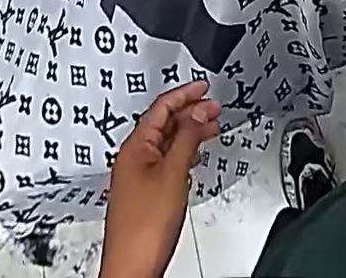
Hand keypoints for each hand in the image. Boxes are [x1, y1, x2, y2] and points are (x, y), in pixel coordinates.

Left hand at [100, 81, 220, 277]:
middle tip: (212, 105)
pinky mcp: (144, 191)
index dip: (185, 93)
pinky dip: (184, 149)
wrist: (132, 270)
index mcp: (135, 147)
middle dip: (190, 111)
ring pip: (166, 140)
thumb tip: (198, 111)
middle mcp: (133, 158)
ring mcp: (138, 175)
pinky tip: (195, 153)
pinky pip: (166, 158)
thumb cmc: (144, 227)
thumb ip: (188, 137)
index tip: (202, 86)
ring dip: (189, 130)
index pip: (162, 107)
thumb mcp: (174, 171)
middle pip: (164, 122)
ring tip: (210, 125)